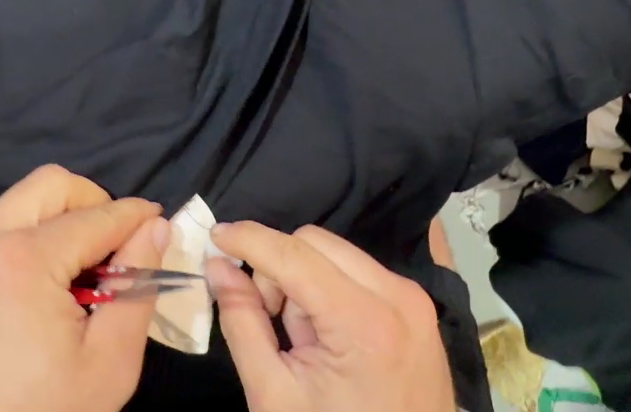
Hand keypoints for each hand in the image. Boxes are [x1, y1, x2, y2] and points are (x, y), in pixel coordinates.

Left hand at [0, 165, 170, 411]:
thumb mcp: (106, 365)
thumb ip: (137, 287)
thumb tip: (155, 228)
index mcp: (22, 258)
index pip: (94, 216)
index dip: (133, 215)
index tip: (157, 218)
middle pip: (48, 185)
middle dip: (90, 202)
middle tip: (113, 244)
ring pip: (13, 207)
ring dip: (52, 223)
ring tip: (73, 276)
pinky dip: (16, 246)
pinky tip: (29, 296)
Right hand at [206, 221, 456, 411]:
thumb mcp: (274, 395)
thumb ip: (242, 322)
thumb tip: (218, 265)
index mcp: (363, 322)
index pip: (293, 254)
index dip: (249, 239)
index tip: (214, 235)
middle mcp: (395, 295)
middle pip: (313, 243)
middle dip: (278, 271)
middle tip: (270, 320)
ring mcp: (411, 298)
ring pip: (333, 251)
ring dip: (303, 279)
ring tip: (305, 340)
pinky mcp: (416, 305)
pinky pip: (356, 269)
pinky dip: (329, 288)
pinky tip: (329, 337)